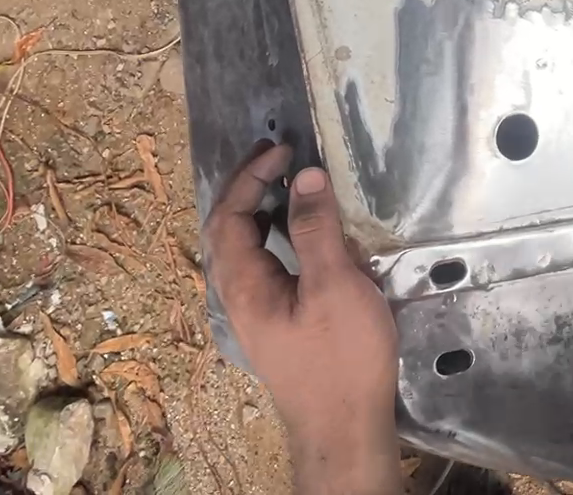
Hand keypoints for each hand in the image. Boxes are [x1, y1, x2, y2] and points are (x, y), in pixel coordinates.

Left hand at [201, 140, 398, 494]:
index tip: (283, 147)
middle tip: (278, 153)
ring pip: (244, 248)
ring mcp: (258, 310)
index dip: (251, 177)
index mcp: (243, 286)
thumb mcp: (333, 285)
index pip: (230, 217)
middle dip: (248, 186)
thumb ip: (315, 229)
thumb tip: (305, 175)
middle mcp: (240, 295)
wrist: (345, 425)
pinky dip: (277, 232)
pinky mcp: (280, 319)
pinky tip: (304, 231)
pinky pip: (266, 262)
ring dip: (260, 207)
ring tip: (287, 181)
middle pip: (227, 230)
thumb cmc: (340, 354)